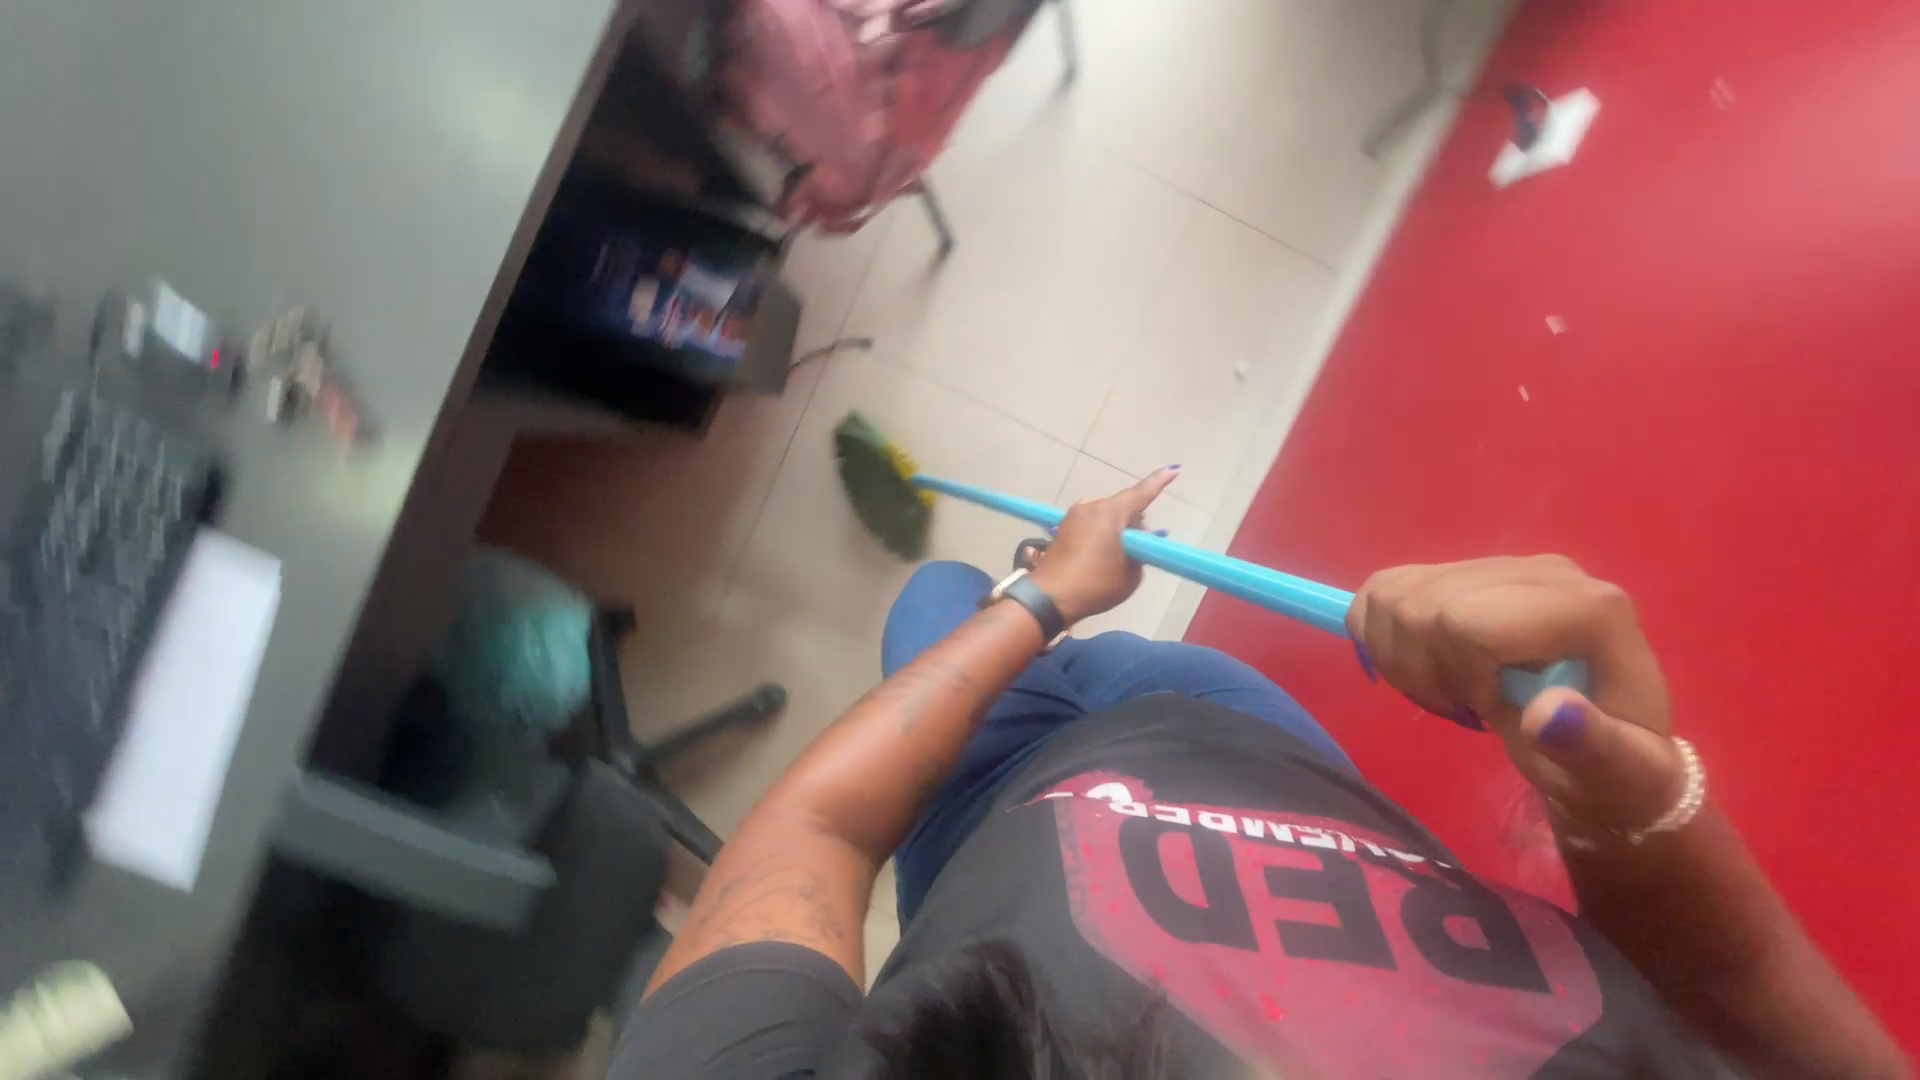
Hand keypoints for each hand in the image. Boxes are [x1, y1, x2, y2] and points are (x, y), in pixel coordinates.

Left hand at [1028, 467, 1179, 623]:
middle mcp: (1090, 506)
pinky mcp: (1063, 527)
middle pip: (1122, 506)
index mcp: (1110, 513)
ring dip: (1116, 527)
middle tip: (1140, 547)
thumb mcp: (1130, 574)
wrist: (1050, 597)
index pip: (1140, 494)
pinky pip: (1091, 522)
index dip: (1159, 482)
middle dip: (1134, 521)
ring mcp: (1073, 515)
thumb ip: (1140, 553)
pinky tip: (1101, 554)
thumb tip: (1135, 542)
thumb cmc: (1094, 585)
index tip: (1174, 470)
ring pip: (1106, 514)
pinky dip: (1101, 532)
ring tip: (1118, 555)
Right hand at [1348, 556, 1684, 832]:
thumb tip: (1550, 713)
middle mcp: (1540, 572)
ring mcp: (1495, 567)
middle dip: (1421, 670)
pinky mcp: (1458, 572)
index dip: (1458, 673)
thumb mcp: (1617, 774)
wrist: (1601, 737)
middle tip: (1461, 706)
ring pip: (1391, 595)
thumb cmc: (1608, 762)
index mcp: (1587, 609)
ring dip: (1396, 657)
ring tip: (1442, 689)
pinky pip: (1383, 587)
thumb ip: (1591, 746)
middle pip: (1420, 606)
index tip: (1490, 710)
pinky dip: (1377, 634)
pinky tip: (1415, 663)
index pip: (1465, 619)